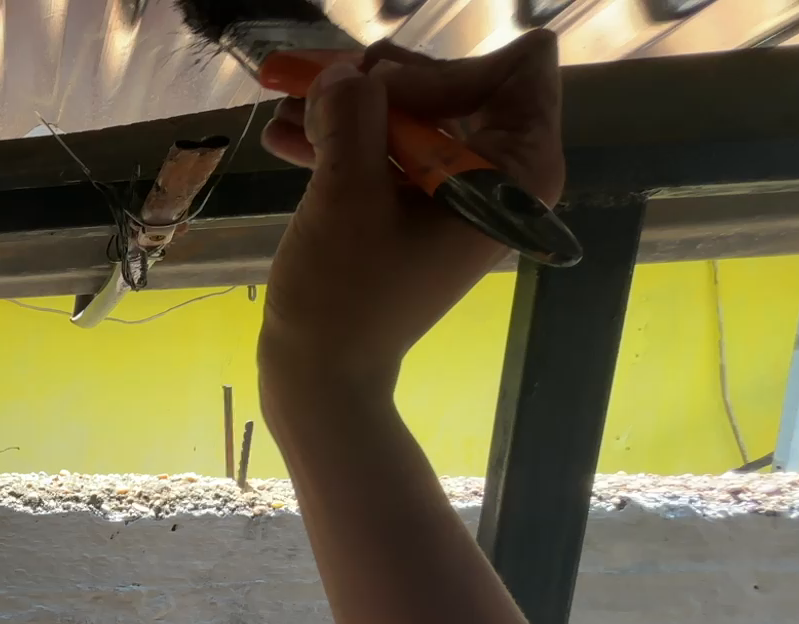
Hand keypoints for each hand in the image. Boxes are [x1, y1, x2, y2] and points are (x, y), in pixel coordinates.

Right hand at [257, 31, 564, 410]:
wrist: (318, 377)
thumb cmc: (341, 298)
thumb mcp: (344, 198)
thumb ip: (349, 119)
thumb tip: (342, 70)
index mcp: (514, 174)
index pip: (509, 71)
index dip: (433, 72)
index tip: (366, 101)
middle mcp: (493, 181)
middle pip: (449, 93)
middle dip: (377, 85)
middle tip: (314, 80)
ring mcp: (445, 202)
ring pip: (404, 127)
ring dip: (344, 114)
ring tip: (284, 106)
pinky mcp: (403, 222)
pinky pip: (379, 165)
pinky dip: (336, 149)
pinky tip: (284, 137)